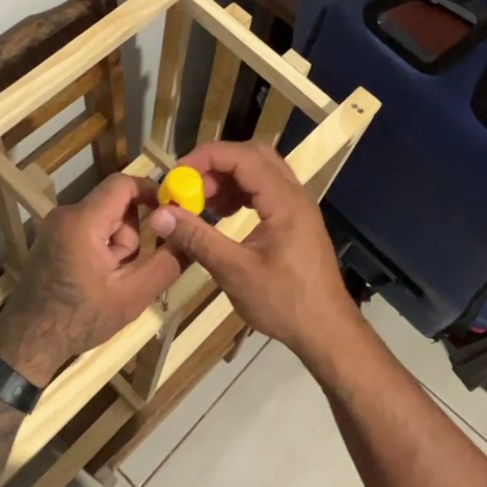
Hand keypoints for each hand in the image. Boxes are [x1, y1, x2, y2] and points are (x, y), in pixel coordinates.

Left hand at [0, 173, 183, 385]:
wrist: (28, 342)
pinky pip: (89, 230)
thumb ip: (165, 263)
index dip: (151, 192)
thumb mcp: (132, 296)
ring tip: (109, 281)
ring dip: (117, 245)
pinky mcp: (52, 238)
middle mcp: (66, 214)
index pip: (123, 183)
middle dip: (132, 233)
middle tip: (129, 270)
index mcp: (83, 222)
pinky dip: (101, 248)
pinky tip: (96, 280)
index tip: (172, 214)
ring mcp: (56, 226)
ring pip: (105, 219)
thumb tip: (192, 238)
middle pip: (116, 205)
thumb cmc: (79, 319)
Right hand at [147, 142, 362, 364]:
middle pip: (253, 156)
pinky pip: (266, 190)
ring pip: (261, 172)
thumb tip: (160, 215)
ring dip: (228, 179)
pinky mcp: (297, 221)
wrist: (327, 331)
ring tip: (202, 203)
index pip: (242, 157)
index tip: (177, 175)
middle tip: (190, 187)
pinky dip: (241, 193)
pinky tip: (223, 215)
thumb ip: (198, 238)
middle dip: (217, 165)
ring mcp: (299, 207)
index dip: (206, 158)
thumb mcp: (234, 271)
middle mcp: (295, 195)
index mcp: (284, 201)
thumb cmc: (283, 302)